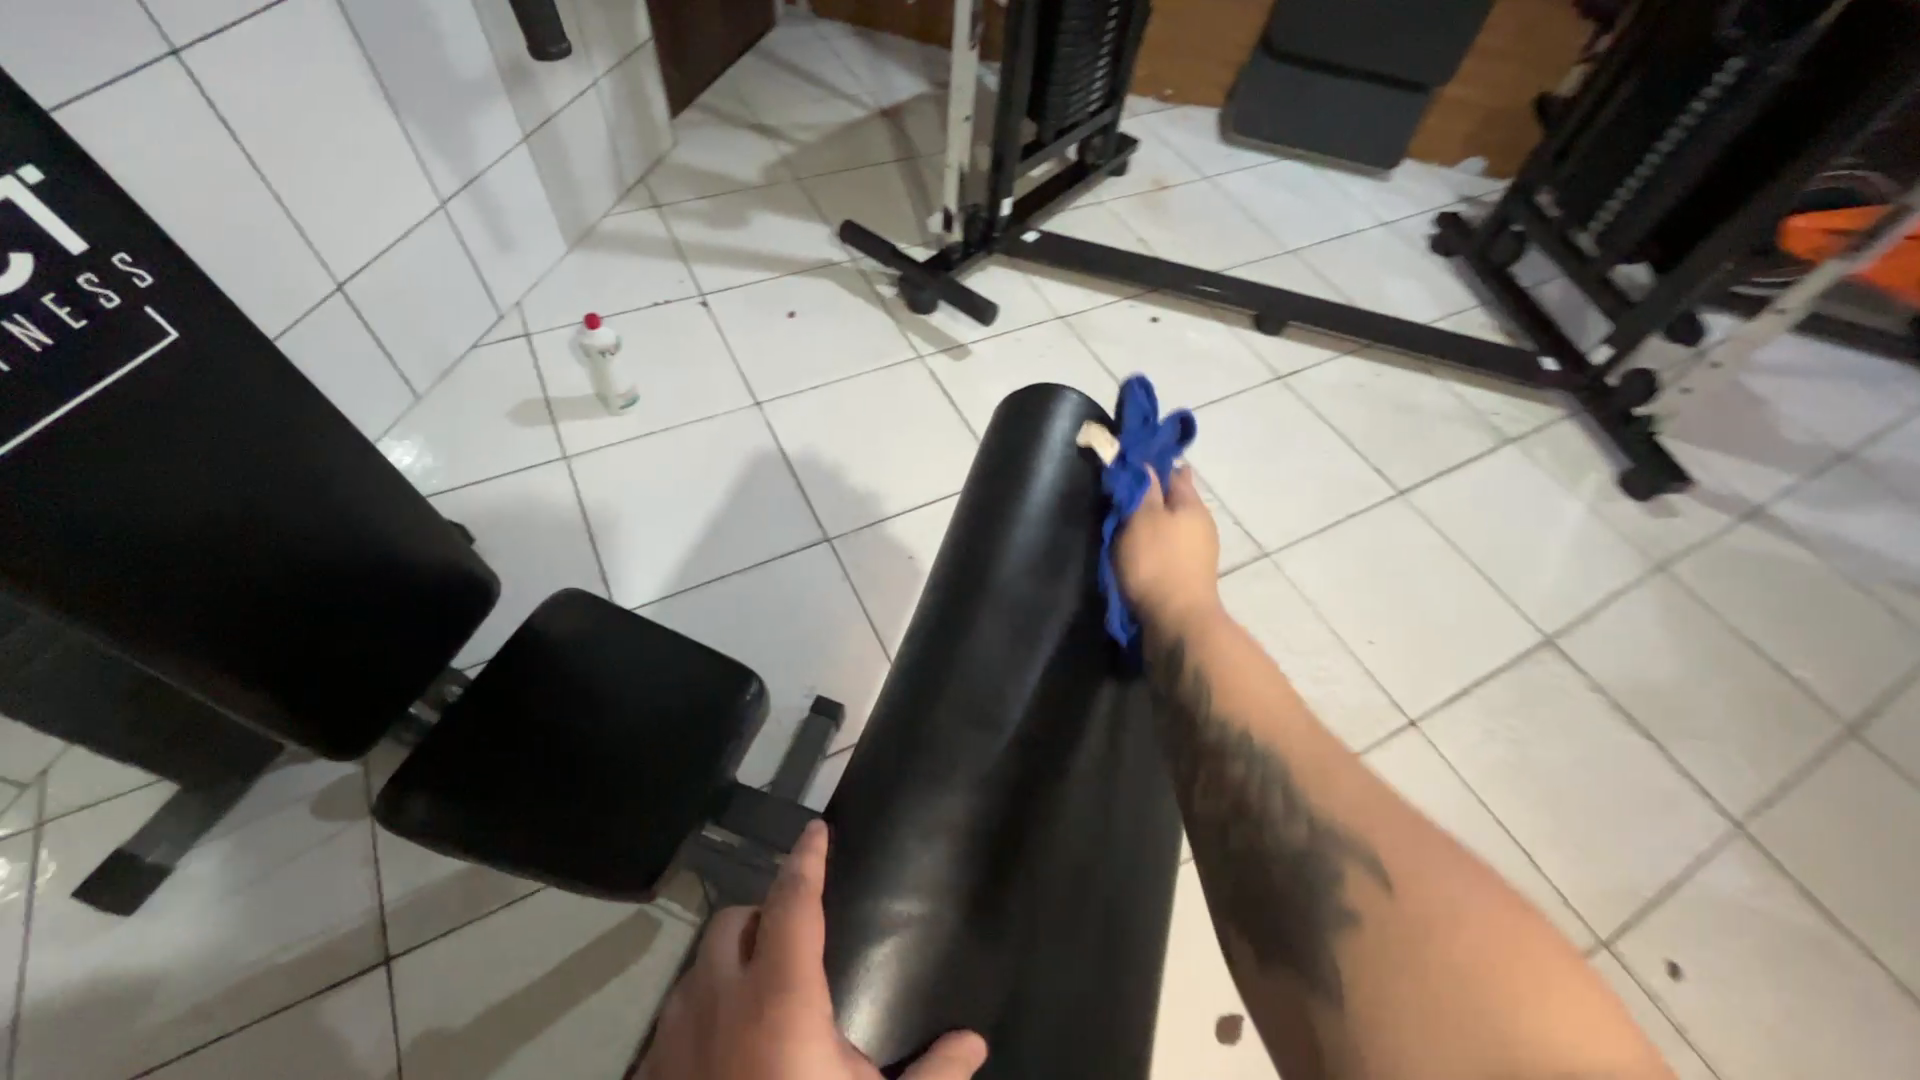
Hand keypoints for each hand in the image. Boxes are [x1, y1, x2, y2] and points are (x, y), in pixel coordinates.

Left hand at [637, 820, 988, 1079]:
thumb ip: (932, 1076)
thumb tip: (975, 1042)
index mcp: (782, 1000)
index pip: (795, 901)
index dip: (808, 859)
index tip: (817, 831)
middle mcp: (719, 1003)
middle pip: (734, 921)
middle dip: (763, 915)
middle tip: (794, 937)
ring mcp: (673, 1040)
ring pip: (696, 968)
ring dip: (728, 964)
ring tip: (758, 994)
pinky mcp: (647, 1075)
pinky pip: (669, 1021)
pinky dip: (697, 1014)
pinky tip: (719, 1050)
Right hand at [1115, 464, 1222, 635]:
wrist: (1177, 622)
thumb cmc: (1157, 563)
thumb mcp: (1143, 518)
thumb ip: (1144, 489)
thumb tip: (1146, 464)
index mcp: (1192, 504)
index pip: (1174, 473)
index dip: (1153, 466)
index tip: (1129, 464)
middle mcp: (1201, 524)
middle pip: (1173, 500)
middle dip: (1151, 496)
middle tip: (1120, 495)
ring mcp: (1198, 552)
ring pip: (1170, 526)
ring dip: (1151, 523)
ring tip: (1123, 524)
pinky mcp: (1188, 575)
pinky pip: (1167, 549)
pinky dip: (1152, 545)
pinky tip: (1135, 551)